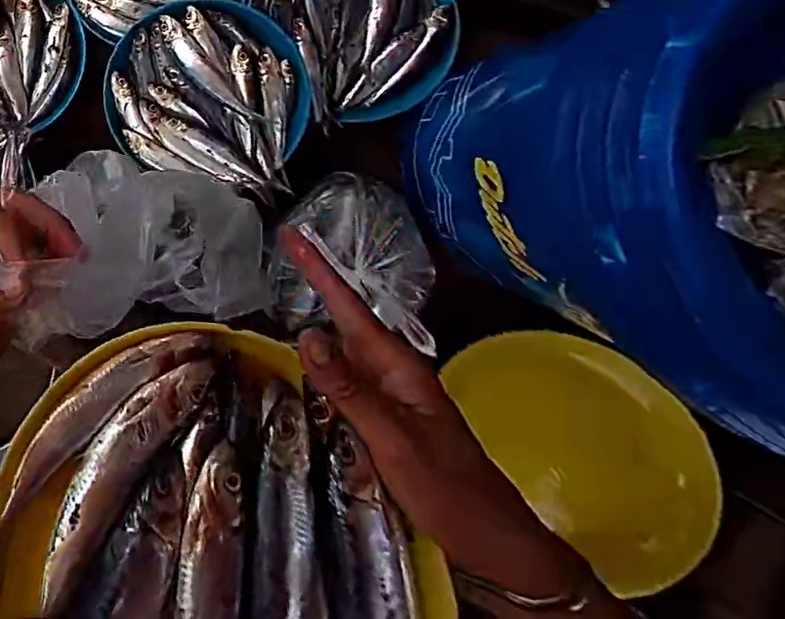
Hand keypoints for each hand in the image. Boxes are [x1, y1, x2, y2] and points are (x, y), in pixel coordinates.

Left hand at [0, 194, 79, 399]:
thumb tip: (26, 283)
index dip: (6, 231)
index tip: (23, 265)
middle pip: (11, 214)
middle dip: (42, 221)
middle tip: (70, 244)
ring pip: (29, 231)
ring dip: (55, 235)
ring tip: (77, 254)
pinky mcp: (15, 285)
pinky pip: (39, 259)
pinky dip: (57, 257)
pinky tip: (73, 268)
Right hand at [280, 226, 604, 605]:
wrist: (500, 550)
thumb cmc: (451, 493)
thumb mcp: (395, 440)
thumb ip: (348, 388)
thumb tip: (306, 333)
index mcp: (397, 367)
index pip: (348, 306)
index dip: (318, 268)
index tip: (293, 234)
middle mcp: (389, 371)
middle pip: (342, 316)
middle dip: (315, 280)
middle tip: (284, 248)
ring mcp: (385, 393)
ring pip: (340, 344)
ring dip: (313, 314)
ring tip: (286, 288)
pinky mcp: (378, 413)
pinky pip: (340, 374)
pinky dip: (317, 356)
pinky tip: (301, 357)